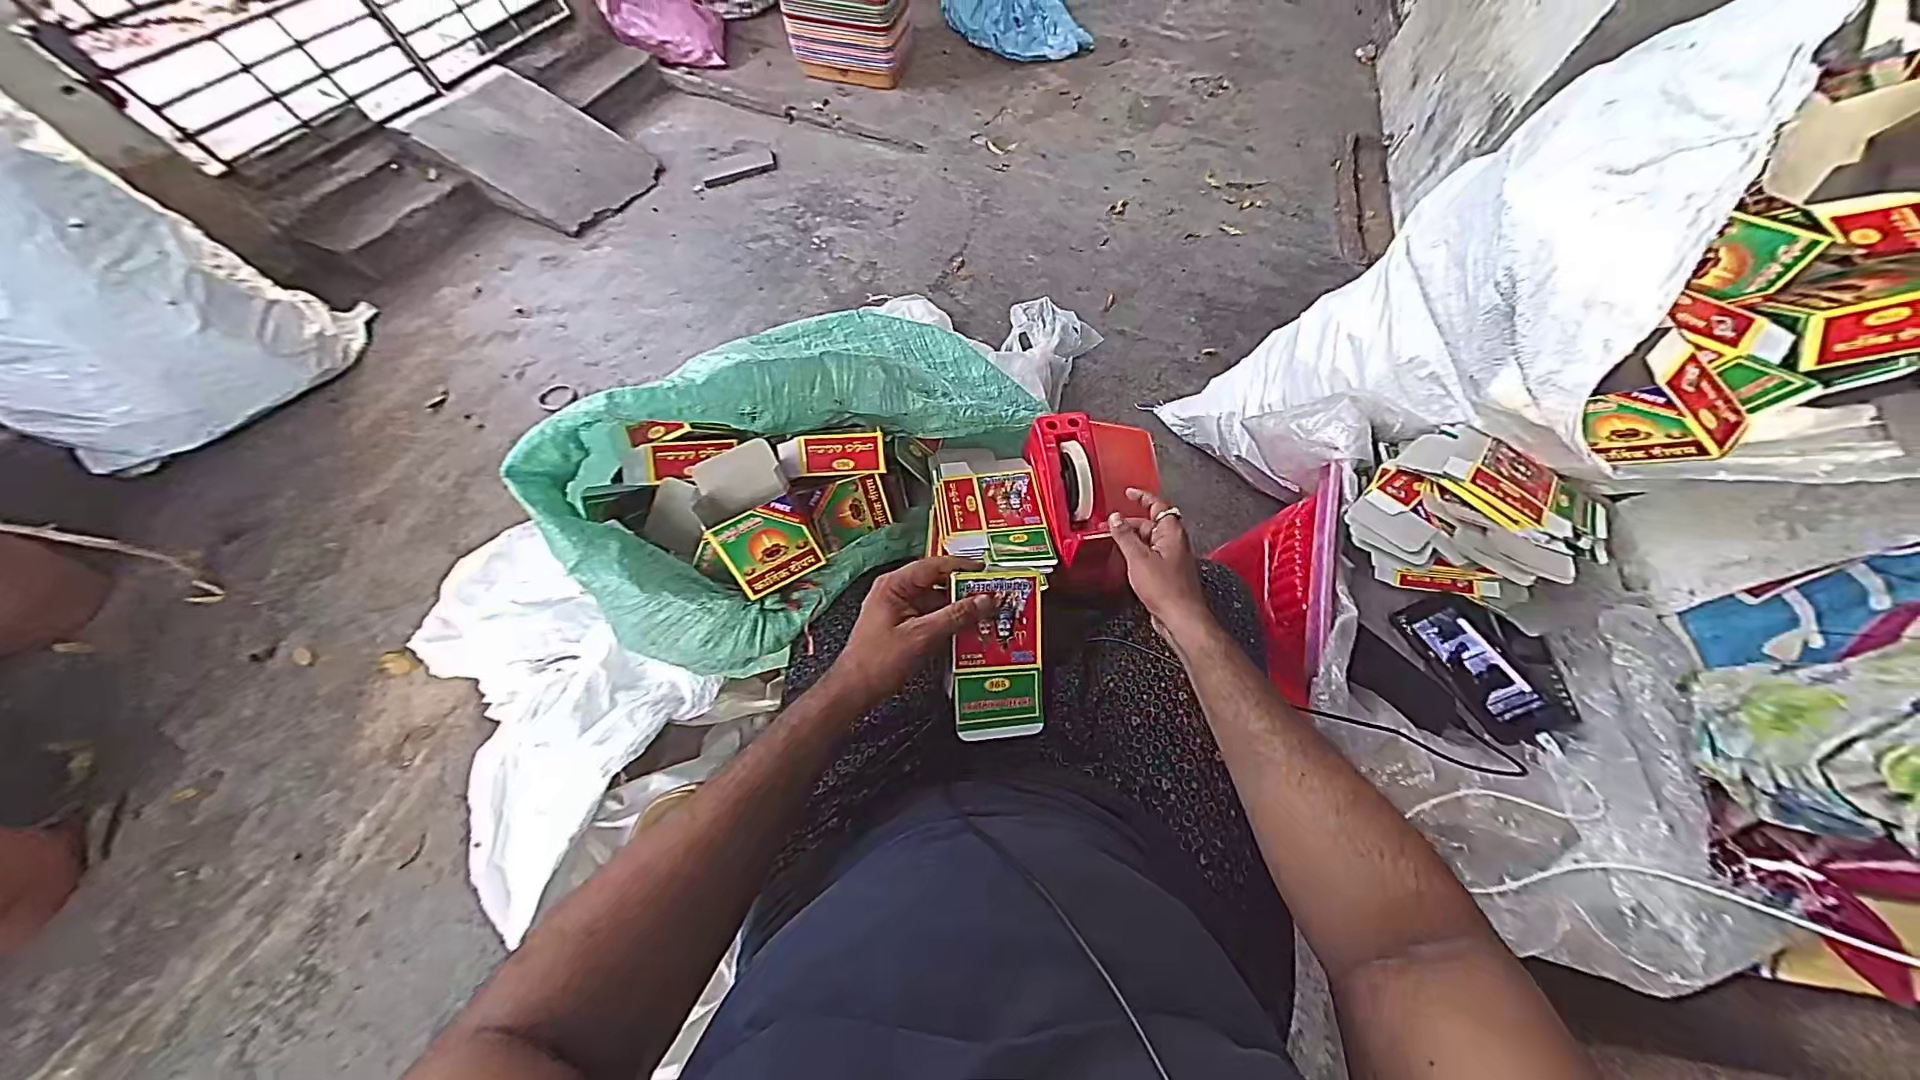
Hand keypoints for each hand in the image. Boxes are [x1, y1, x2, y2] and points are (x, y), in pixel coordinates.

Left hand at [823, 556, 993, 710]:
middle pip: (937, 584)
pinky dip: (948, 623)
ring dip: (957, 610)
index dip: (962, 567)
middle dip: (963, 591)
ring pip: (936, 603)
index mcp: (894, 585)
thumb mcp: (922, 636)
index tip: (985, 571)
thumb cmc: (877, 662)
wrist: (854, 690)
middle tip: (989, 596)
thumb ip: (955, 616)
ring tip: (983, 615)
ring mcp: (898, 610)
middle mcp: (895, 592)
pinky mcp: (902, 627)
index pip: (934, 565)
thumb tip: (983, 601)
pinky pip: (931, 618)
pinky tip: (965, 631)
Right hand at [1108, 488, 1212, 639]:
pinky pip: (1151, 553)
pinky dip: (1137, 551)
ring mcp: (1172, 556)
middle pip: (1152, 523)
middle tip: (1113, 523)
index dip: (1142, 497)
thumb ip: (1125, 536)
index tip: (1130, 493)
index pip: (1158, 505)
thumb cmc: (1167, 589)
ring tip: (1115, 540)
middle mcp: (1174, 542)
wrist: (1180, 616)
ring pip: (1150, 539)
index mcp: (1171, 532)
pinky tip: (1127, 559)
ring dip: (1133, 538)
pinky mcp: (1168, 571)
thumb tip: (1116, 519)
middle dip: (1131, 522)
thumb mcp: (1138, 558)